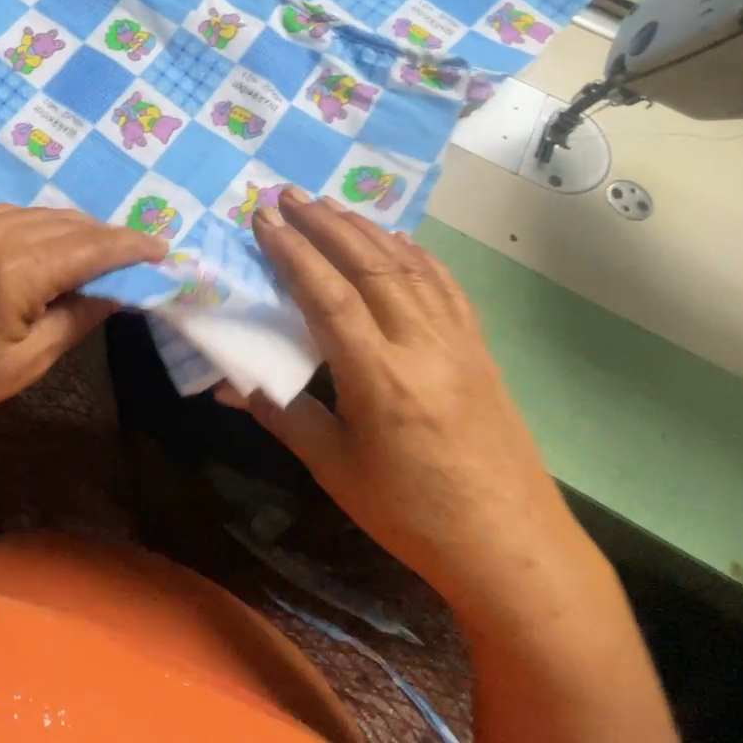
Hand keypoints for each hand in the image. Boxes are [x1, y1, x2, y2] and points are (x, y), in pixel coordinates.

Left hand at [0, 205, 165, 439]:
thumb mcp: (31, 359)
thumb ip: (80, 314)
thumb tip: (122, 288)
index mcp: (14, 269)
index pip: (90, 246)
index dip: (131, 246)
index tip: (163, 251)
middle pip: (70, 224)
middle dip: (109, 237)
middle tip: (140, 256)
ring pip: (43, 214)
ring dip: (78, 230)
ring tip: (104, 252)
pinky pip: (14, 215)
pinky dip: (43, 226)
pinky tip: (56, 245)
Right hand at [227, 188, 584, 612]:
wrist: (511, 548)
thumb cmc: (410, 514)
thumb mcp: (334, 468)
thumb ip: (283, 415)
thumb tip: (231, 382)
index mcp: (380, 377)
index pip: (329, 295)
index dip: (293, 253)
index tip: (263, 220)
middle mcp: (423, 346)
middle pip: (371, 266)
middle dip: (326, 225)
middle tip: (289, 194)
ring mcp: (459, 344)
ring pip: (409, 268)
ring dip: (366, 230)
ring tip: (330, 206)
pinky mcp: (480, 351)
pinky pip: (445, 287)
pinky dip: (416, 255)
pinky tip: (397, 240)